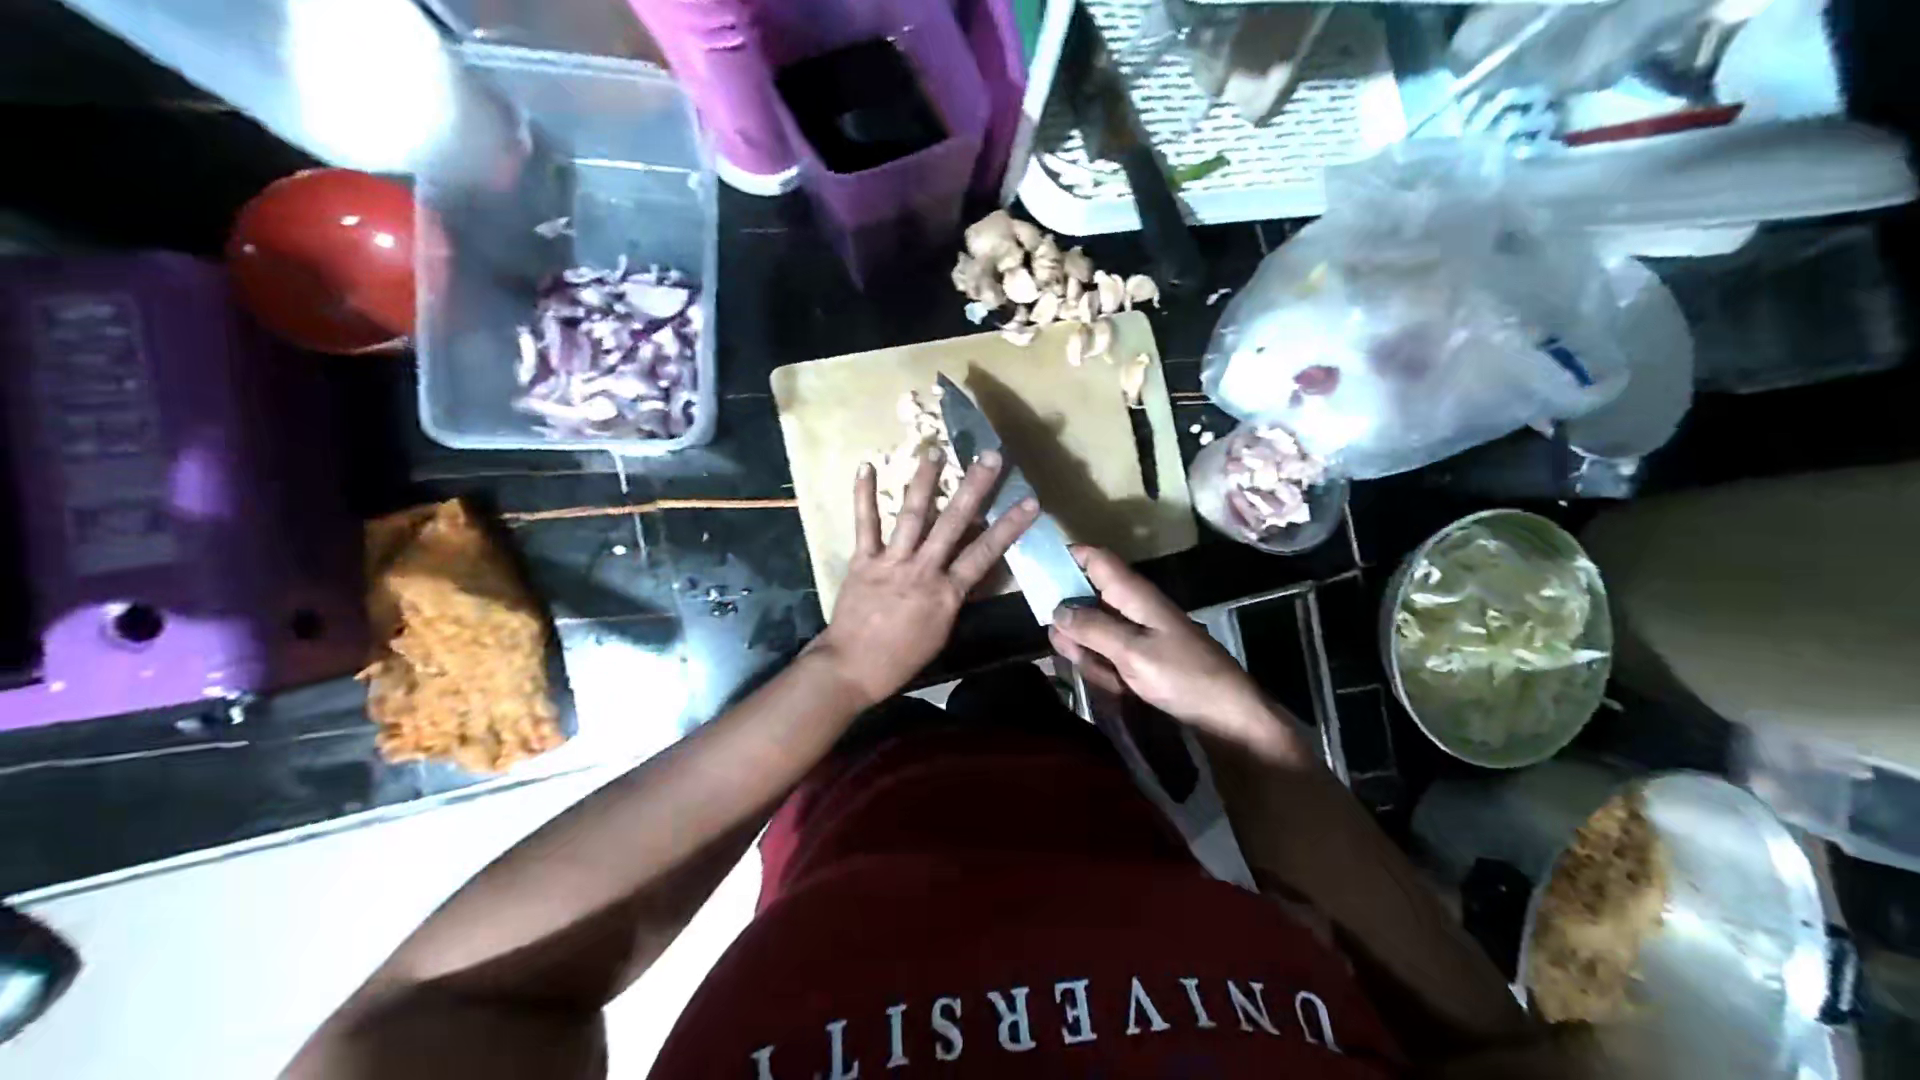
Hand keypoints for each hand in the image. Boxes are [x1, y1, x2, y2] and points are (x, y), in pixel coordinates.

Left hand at [811, 448, 1038, 706]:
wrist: (853, 667)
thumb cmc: (902, 658)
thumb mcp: (942, 631)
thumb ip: (953, 597)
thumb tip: (965, 570)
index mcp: (946, 592)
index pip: (985, 553)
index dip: (1009, 526)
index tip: (1030, 501)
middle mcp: (922, 569)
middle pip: (953, 523)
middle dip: (974, 487)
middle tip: (989, 456)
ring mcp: (891, 561)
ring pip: (911, 515)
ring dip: (924, 480)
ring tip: (935, 451)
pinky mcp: (862, 560)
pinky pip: (865, 524)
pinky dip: (863, 495)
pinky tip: (866, 466)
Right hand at [1048, 546, 1310, 762]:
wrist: (1227, 718)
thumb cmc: (1184, 678)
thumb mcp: (1132, 652)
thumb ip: (1092, 628)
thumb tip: (1056, 609)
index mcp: (1134, 594)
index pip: (1095, 559)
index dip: (1066, 558)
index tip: (1037, 574)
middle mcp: (1132, 607)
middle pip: (1084, 599)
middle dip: (1070, 623)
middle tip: (1071, 650)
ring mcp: (1135, 634)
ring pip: (1090, 631)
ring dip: (1087, 653)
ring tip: (1106, 677)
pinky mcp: (1137, 658)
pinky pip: (1105, 655)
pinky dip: (1103, 670)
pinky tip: (1117, 687)